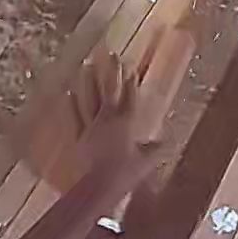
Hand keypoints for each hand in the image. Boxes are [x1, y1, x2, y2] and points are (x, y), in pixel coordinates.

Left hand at [25, 50, 155, 197]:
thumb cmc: (127, 172)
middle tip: (110, 54)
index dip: (131, 82)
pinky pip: (75, 117)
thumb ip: (156, 149)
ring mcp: (92, 125)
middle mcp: (109, 118)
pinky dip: (71, 105)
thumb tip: (168, 141)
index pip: (131, 97)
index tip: (130, 66)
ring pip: (91, 99)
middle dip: (112, 71)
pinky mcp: (79, 136)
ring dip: (89, 82)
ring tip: (87, 64)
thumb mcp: (147, 161)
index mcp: (127, 122)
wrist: (101, 184)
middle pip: (110, 90)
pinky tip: (68, 93)